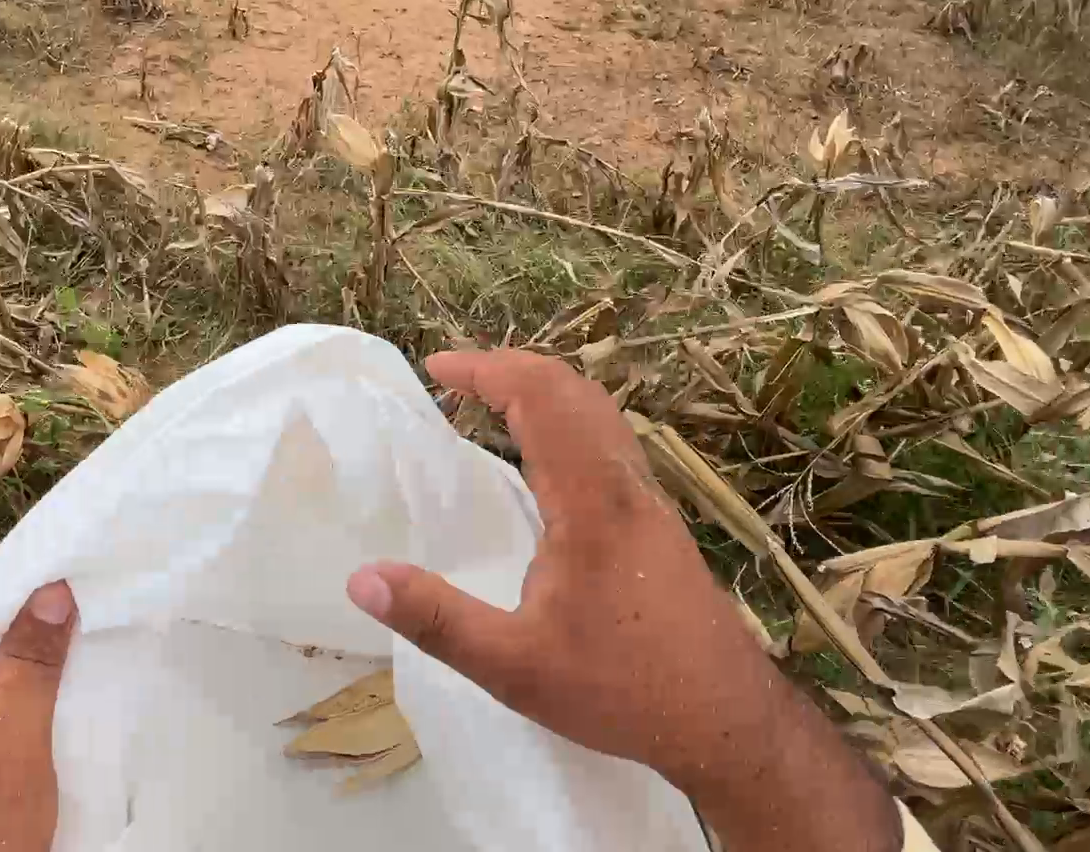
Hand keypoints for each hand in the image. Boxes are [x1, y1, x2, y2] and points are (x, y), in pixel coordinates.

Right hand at [347, 350, 898, 851]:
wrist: (728, 721)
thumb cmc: (622, 689)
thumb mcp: (514, 667)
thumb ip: (437, 620)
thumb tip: (361, 579)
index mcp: (590, 499)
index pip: (537, 398)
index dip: (483, 371)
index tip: (435, 367)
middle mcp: (623, 481)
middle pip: (569, 387)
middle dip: (508, 367)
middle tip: (455, 377)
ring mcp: (646, 495)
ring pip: (594, 408)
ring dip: (539, 386)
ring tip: (490, 398)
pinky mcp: (656, 515)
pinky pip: (605, 434)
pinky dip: (563, 413)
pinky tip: (542, 451)